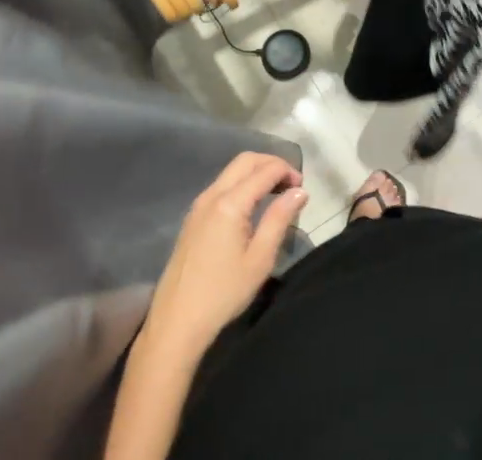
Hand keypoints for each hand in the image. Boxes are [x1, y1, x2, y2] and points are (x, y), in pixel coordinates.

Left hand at [140, 153, 306, 356]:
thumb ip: (280, 219)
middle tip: (291, 185)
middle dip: (271, 164)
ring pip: (230, 172)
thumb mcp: (260, 258)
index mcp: (230, 203)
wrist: (178, 319)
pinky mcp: (192, 218)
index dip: (287, 171)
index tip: (303, 188)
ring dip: (255, 173)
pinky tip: (252, 206)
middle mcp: (211, 196)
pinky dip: (241, 185)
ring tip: (276, 194)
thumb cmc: (224, 292)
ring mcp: (198, 206)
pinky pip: (220, 187)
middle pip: (244, 161)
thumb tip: (299, 192)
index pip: (264, 170)